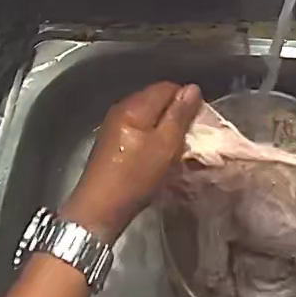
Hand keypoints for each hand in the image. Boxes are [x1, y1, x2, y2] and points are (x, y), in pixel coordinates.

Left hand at [61, 82, 202, 240]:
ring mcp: (114, 123)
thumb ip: (179, 115)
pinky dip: (150, 135)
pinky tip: (155, 154)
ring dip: (163, 126)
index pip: (168, 87)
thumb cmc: (135, 177)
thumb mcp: (166, 146)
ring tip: (174, 147)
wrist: (98, 210)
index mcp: (135, 105)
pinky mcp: (111, 139)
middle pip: (156, 98)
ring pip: (147, 114)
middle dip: (175, 113)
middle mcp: (122, 107)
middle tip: (188, 136)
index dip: (186, 100)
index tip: (197, 121)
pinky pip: (137, 126)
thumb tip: (192, 88)